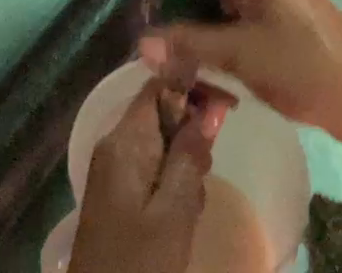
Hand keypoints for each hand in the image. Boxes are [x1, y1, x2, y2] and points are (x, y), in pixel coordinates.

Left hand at [68, 79, 228, 272]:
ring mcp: (113, 168)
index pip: (157, 87)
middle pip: (160, 114)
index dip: (193, 86)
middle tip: (204, 174)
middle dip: (191, 136)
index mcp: (122, 141)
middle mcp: (113, 144)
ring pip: (160, 144)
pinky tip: (180, 216)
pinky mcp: (117, 192)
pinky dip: (172, 185)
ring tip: (190, 206)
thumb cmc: (139, 262)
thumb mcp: (174, 212)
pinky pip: (152, 169)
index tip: (229, 105)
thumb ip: (189, 157)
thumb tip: (208, 106)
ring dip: (184, 166)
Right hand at [139, 0, 341, 142]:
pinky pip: (246, 17)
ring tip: (182, 52)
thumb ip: (188, 44)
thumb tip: (140, 43)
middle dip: (184, 7)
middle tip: (161, 36)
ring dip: (204, 24)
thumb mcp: (239, 55)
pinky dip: (225, 33)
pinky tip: (215, 60)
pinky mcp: (291, 21)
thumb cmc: (302, 69)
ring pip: (229, 2)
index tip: (146, 11)